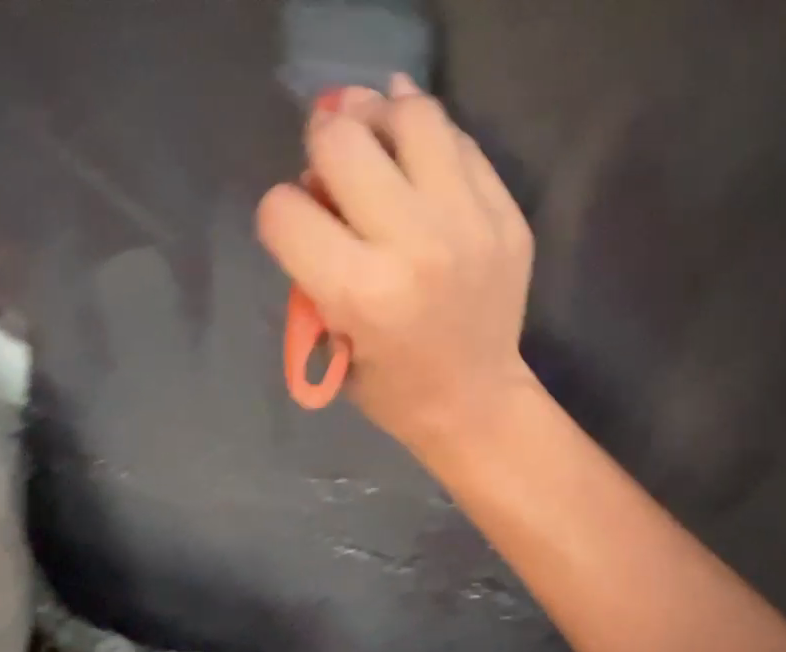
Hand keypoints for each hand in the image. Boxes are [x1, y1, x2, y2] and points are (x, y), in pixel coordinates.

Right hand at [257, 75, 536, 453]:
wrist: (475, 401)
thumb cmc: (390, 385)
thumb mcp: (330, 336)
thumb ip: (313, 262)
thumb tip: (315, 181)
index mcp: (360, 291)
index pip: (284, 209)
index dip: (280, 213)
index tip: (297, 226)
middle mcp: (415, 245)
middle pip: (343, 140)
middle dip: (321, 145)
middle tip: (330, 160)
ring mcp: (470, 223)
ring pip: (411, 115)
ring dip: (379, 119)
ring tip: (373, 138)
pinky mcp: (506, 214)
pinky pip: (460, 140)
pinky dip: (426, 136)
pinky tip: (411, 150)